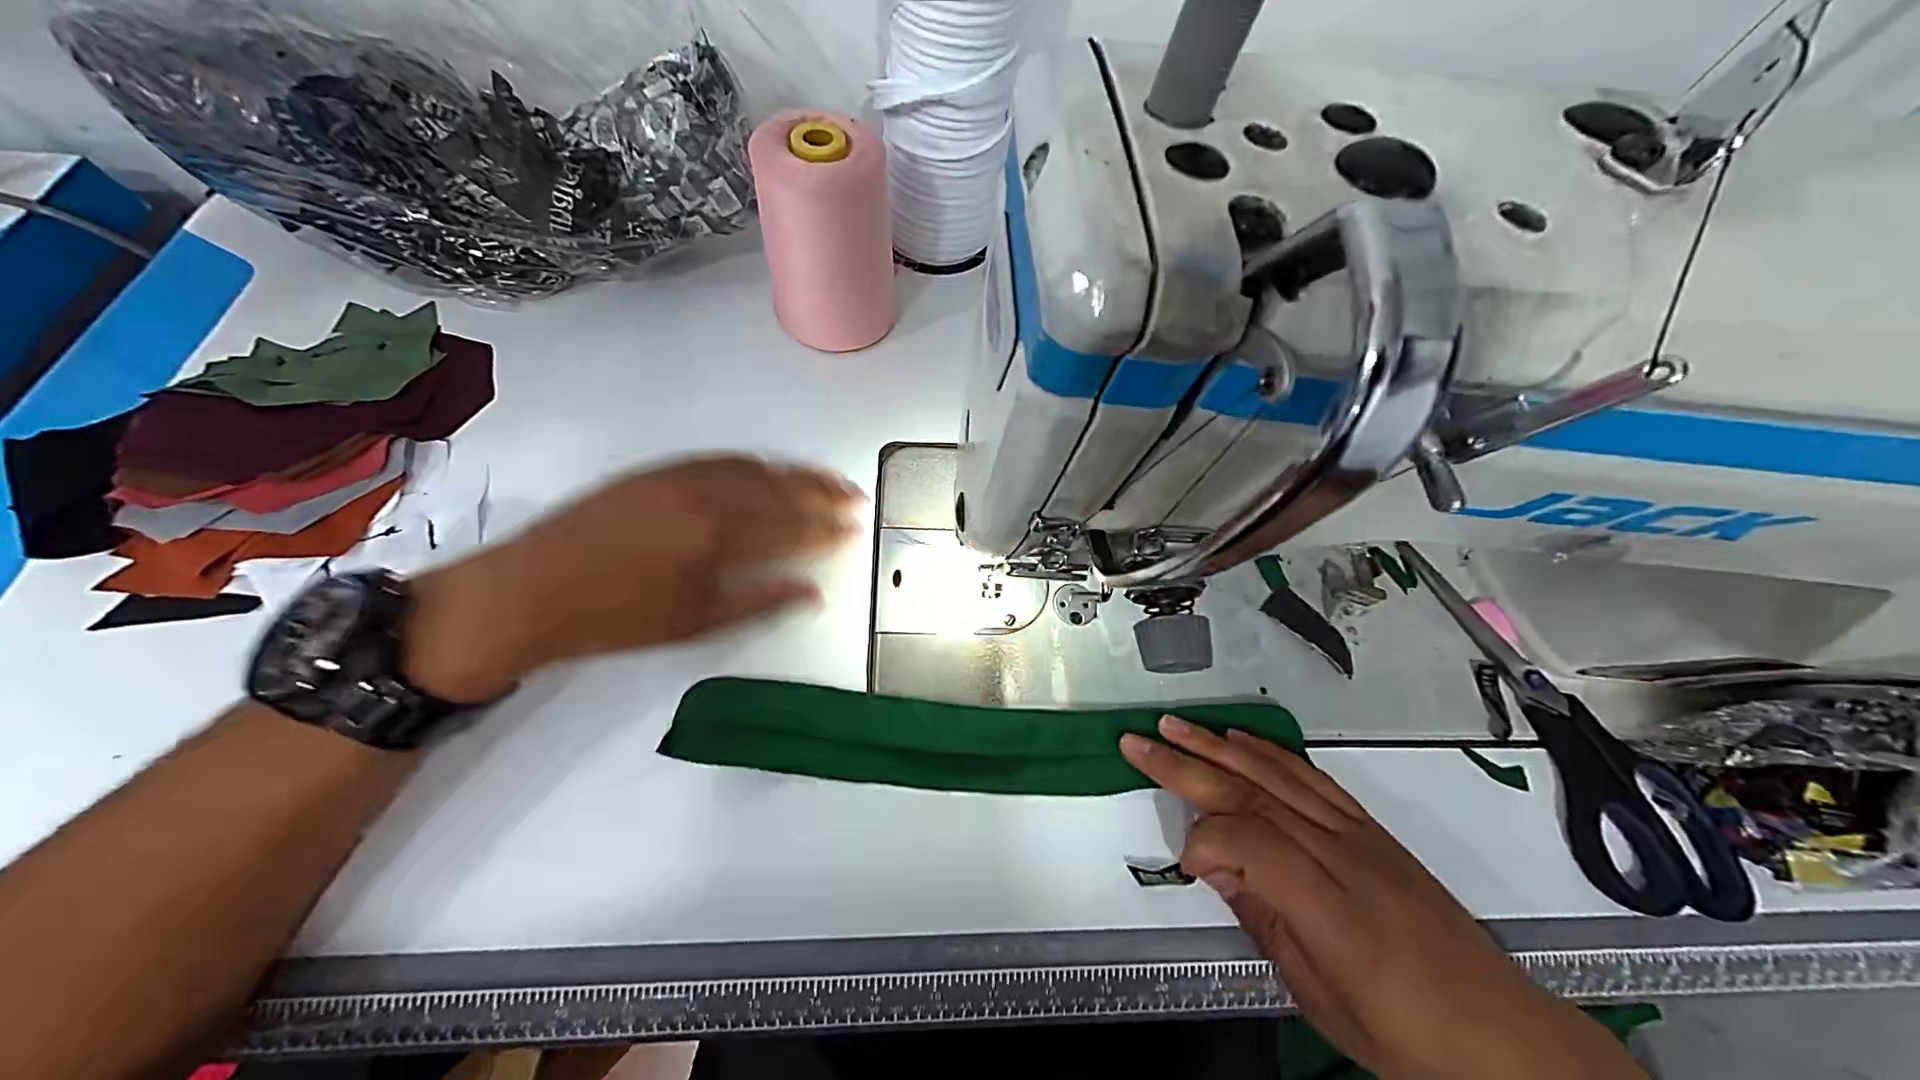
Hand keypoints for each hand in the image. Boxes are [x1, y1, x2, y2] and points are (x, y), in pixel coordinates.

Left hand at [402, 456, 861, 701]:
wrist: (530, 589)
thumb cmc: (616, 618)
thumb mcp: (694, 622)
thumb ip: (759, 601)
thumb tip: (812, 591)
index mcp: (718, 536)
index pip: (790, 526)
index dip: (825, 528)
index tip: (852, 530)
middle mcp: (705, 495)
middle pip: (779, 488)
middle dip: (821, 493)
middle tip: (854, 498)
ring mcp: (680, 476)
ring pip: (753, 467)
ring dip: (793, 473)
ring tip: (824, 479)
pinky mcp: (657, 470)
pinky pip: (720, 458)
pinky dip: (754, 463)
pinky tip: (766, 469)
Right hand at [1121, 718, 1645, 1079]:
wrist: (1502, 1036)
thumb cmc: (1406, 1031)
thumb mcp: (1318, 992)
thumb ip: (1260, 917)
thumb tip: (1214, 868)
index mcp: (1326, 903)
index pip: (1243, 839)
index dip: (1200, 842)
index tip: (1184, 865)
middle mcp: (1340, 853)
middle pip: (1249, 792)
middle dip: (1185, 763)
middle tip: (1139, 740)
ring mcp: (1358, 835)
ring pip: (1276, 774)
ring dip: (1220, 746)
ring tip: (1177, 726)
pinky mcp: (1371, 831)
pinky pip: (1313, 779)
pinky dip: (1271, 754)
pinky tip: (1243, 742)